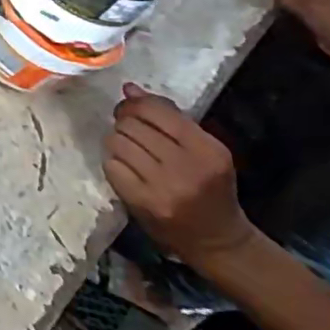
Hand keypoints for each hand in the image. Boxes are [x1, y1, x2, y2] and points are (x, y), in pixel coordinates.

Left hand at [103, 84, 256, 266]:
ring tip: (131, 151)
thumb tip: (129, 89)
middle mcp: (186, 167)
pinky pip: (111, 164)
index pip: (155, 111)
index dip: (135, 104)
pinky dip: (114, 163)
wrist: (218, 240)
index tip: (130, 108)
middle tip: (130, 132)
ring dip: (118, 142)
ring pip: (116, 141)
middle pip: (131, 124)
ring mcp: (162, 186)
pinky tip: (128, 170)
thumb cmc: (209, 187)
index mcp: (208, 150)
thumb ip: (169, 117)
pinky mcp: (140, 201)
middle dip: (125, 123)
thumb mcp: (203, 150)